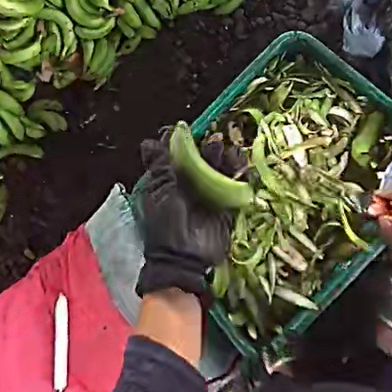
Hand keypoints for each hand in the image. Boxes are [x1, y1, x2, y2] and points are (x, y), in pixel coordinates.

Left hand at [136, 128, 247, 301]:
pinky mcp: (226, 205)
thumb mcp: (160, 192)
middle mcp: (190, 182)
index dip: (182, 140)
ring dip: (225, 157)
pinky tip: (241, 165)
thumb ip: (161, 167)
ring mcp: (209, 193)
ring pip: (220, 167)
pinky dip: (239, 173)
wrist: (184, 260)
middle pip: (202, 156)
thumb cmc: (166, 225)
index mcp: (169, 178)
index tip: (188, 131)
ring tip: (228, 152)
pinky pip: (235, 185)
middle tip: (213, 143)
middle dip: (208, 147)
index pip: (177, 152)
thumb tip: (150, 141)